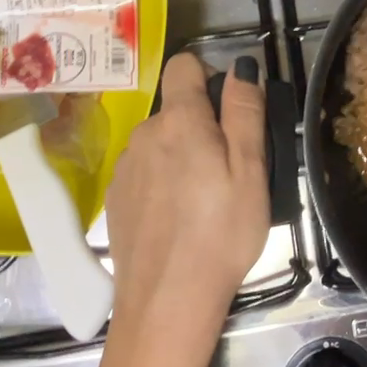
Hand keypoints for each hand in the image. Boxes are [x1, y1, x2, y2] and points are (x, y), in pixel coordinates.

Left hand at [103, 53, 269, 357]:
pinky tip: (179, 219)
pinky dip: (163, 182)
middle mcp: (144, 134)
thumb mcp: (251, 171)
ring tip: (207, 201)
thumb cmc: (222, 234)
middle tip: (232, 171)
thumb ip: (245, 112)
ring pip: (161, 142)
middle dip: (203, 126)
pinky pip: (146, 172)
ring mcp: (125, 167)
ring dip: (183, 156)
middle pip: (176, 109)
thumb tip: (241, 65)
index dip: (210, 77)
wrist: (167, 300)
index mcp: (180, 121)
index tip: (231, 112)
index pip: (184, 65)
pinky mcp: (116, 198)